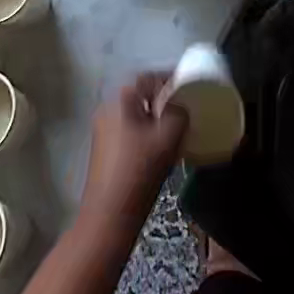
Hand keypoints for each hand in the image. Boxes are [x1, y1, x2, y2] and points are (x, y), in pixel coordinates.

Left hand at [78, 73, 187, 234]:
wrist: (109, 216)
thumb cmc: (139, 170)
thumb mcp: (169, 136)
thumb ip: (179, 112)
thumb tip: (179, 106)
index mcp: (121, 99)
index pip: (150, 77)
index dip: (171, 79)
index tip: (191, 87)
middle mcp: (107, 109)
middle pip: (141, 95)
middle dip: (164, 99)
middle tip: (186, 108)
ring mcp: (102, 130)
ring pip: (136, 114)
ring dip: (156, 118)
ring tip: (177, 129)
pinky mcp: (104, 150)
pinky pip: (129, 130)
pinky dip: (146, 132)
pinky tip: (160, 148)